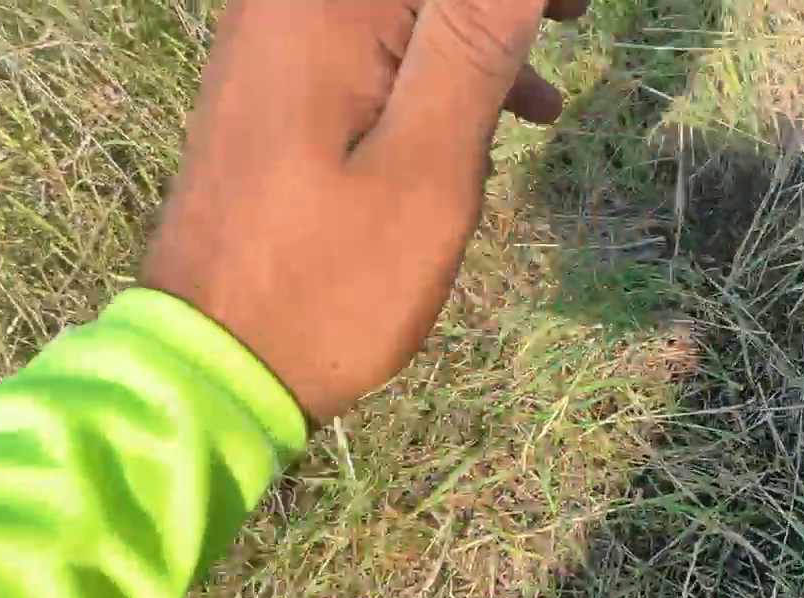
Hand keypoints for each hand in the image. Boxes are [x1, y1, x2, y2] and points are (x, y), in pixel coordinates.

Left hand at [140, 0, 583, 421]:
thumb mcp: (426, 169)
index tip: (576, 13)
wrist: (228, 355)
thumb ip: (472, 49)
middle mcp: (291, 5)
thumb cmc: (339, 279)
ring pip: (393, 17)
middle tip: (569, 24)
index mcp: (330, 8)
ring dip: (470, 40)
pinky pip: (366, 52)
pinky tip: (470, 133)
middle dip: (493, 9)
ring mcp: (277, 48)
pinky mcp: (279, 96)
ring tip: (542, 103)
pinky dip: (428, 74)